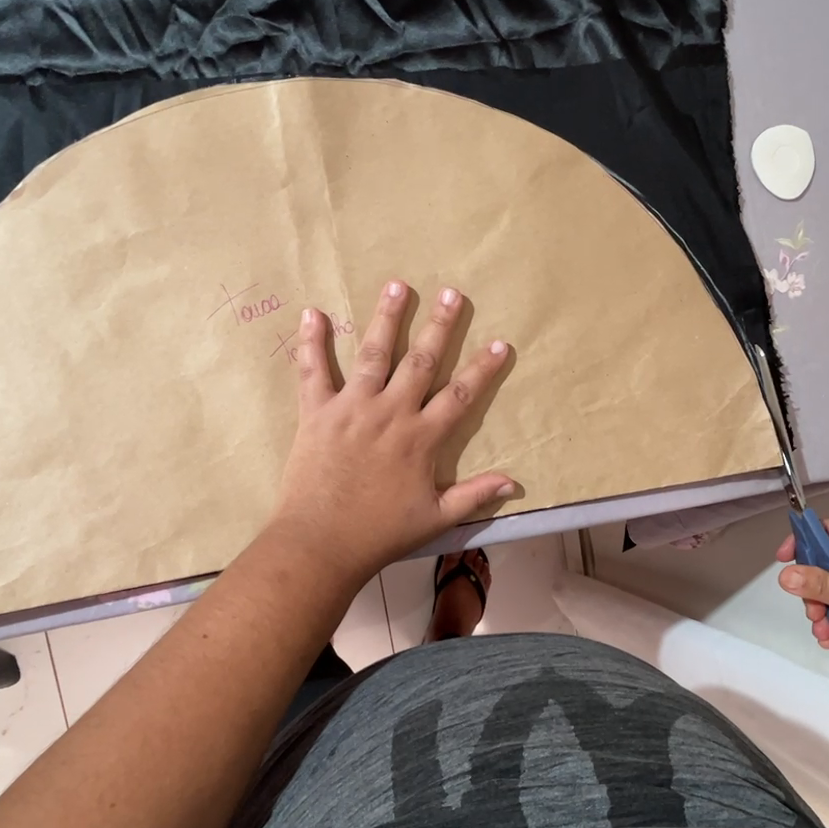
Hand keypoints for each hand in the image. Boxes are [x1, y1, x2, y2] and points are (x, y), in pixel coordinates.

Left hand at [268, 279, 513, 582]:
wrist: (321, 542)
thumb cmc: (381, 533)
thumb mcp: (436, 518)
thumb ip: (475, 495)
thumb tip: (515, 483)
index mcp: (421, 439)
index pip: (459, 396)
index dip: (482, 370)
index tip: (499, 344)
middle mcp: (390, 414)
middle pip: (421, 362)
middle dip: (439, 326)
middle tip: (452, 294)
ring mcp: (352, 408)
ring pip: (374, 355)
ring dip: (387, 318)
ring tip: (397, 285)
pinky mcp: (317, 412)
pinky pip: (313, 371)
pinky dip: (312, 342)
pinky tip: (313, 313)